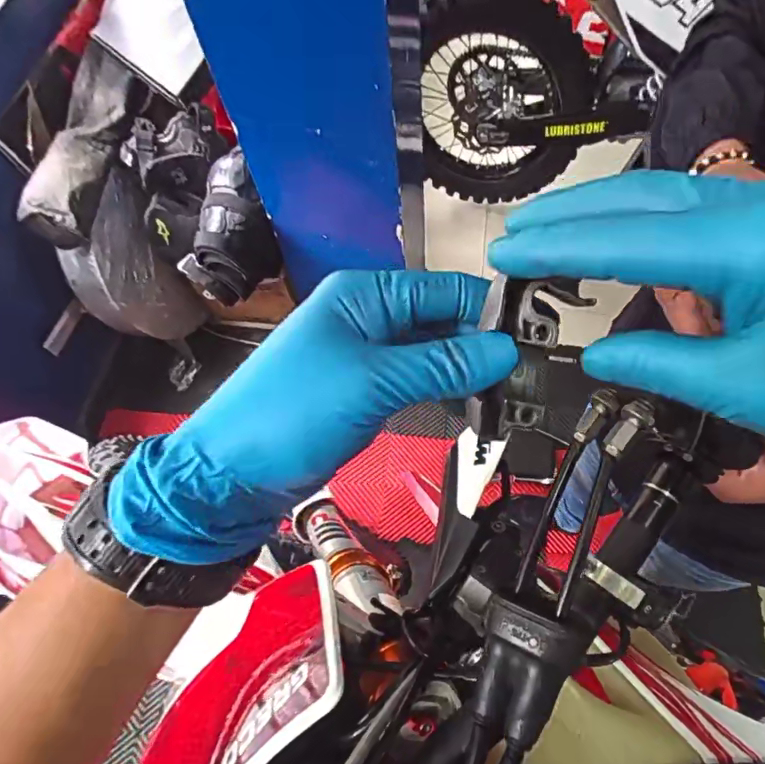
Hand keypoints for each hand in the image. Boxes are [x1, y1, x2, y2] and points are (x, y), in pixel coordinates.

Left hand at [107, 271, 516, 562]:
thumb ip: (441, 364)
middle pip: (442, 324)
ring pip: (433, 358)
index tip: (529, 340)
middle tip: (520, 380)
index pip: (445, 290)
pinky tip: (468, 409)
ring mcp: (368, 359)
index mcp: (364, 295)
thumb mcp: (373, 382)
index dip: (488, 313)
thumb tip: (500, 350)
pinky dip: (443, 396)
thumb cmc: (285, 416)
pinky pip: (417, 385)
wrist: (235, 474)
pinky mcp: (367, 394)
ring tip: (501, 399)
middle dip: (480, 350)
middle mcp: (368, 320)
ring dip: (465, 376)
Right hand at [490, 172, 764, 623]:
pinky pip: (717, 235)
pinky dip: (677, 261)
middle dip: (581, 217)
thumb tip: (599, 356)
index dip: (564, 245)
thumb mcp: (751, 387)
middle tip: (520, 235)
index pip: (637, 235)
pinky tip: (670, 299)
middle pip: (652, 198)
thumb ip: (664, 365)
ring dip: (629, 241)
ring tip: (582, 272)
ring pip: (682, 212)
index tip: (507, 249)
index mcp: (758, 237)